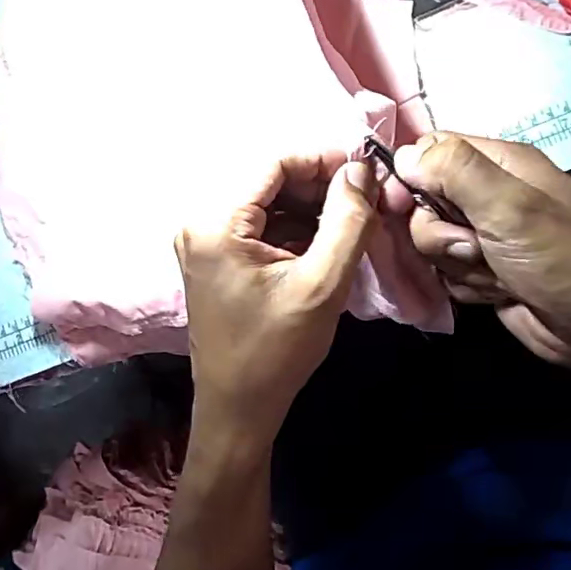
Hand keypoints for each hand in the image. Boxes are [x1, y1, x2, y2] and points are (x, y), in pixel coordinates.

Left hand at [176, 153, 378, 459]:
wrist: (239, 409)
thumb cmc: (276, 351)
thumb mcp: (322, 285)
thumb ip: (348, 222)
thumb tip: (362, 169)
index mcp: (215, 223)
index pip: (274, 164)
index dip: (324, 161)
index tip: (366, 172)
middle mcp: (202, 223)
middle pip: (271, 181)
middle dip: (322, 186)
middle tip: (368, 199)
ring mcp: (208, 241)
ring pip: (271, 202)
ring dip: (314, 207)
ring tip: (356, 221)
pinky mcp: (220, 258)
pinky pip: (264, 226)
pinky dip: (299, 228)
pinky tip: (329, 241)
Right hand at [389, 133, 570, 392]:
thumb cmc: (564, 260)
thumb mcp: (511, 206)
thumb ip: (456, 172)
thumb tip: (403, 156)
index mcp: (499, 163)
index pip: (431, 150)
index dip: (410, 176)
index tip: (403, 205)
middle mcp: (489, 194)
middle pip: (424, 202)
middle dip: (440, 232)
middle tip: (475, 246)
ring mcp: (486, 236)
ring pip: (432, 243)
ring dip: (457, 264)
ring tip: (497, 273)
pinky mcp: (484, 272)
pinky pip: (447, 273)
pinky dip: (467, 286)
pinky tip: (498, 292)